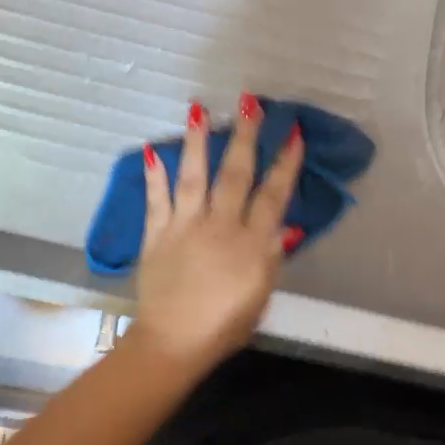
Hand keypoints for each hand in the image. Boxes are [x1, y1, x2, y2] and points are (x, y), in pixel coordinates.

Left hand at [128, 95, 303, 374]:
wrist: (174, 343)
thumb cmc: (225, 326)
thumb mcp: (261, 296)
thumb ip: (271, 258)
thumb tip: (284, 227)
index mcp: (252, 245)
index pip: (273, 195)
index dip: (285, 163)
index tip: (292, 133)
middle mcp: (220, 227)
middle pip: (236, 174)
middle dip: (245, 136)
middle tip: (250, 102)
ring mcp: (185, 227)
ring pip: (194, 175)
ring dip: (198, 141)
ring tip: (199, 109)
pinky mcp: (156, 234)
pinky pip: (156, 199)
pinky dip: (155, 175)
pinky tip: (152, 150)